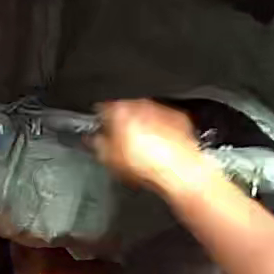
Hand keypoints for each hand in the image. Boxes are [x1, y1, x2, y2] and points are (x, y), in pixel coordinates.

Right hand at [91, 99, 218, 195]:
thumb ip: (97, 144)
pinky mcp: (179, 119)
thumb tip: (94, 141)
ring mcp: (161, 110)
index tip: (100, 130)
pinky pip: (165, 122)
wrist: (179, 169)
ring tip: (143, 150)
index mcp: (119, 110)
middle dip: (123, 125)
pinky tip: (160, 149)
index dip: (100, 121)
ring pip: (146, 115)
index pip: (102, 108)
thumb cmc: (147, 163)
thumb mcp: (110, 158)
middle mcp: (140, 104)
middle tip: (122, 144)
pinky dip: (161, 132)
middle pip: (126, 111)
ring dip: (143, 128)